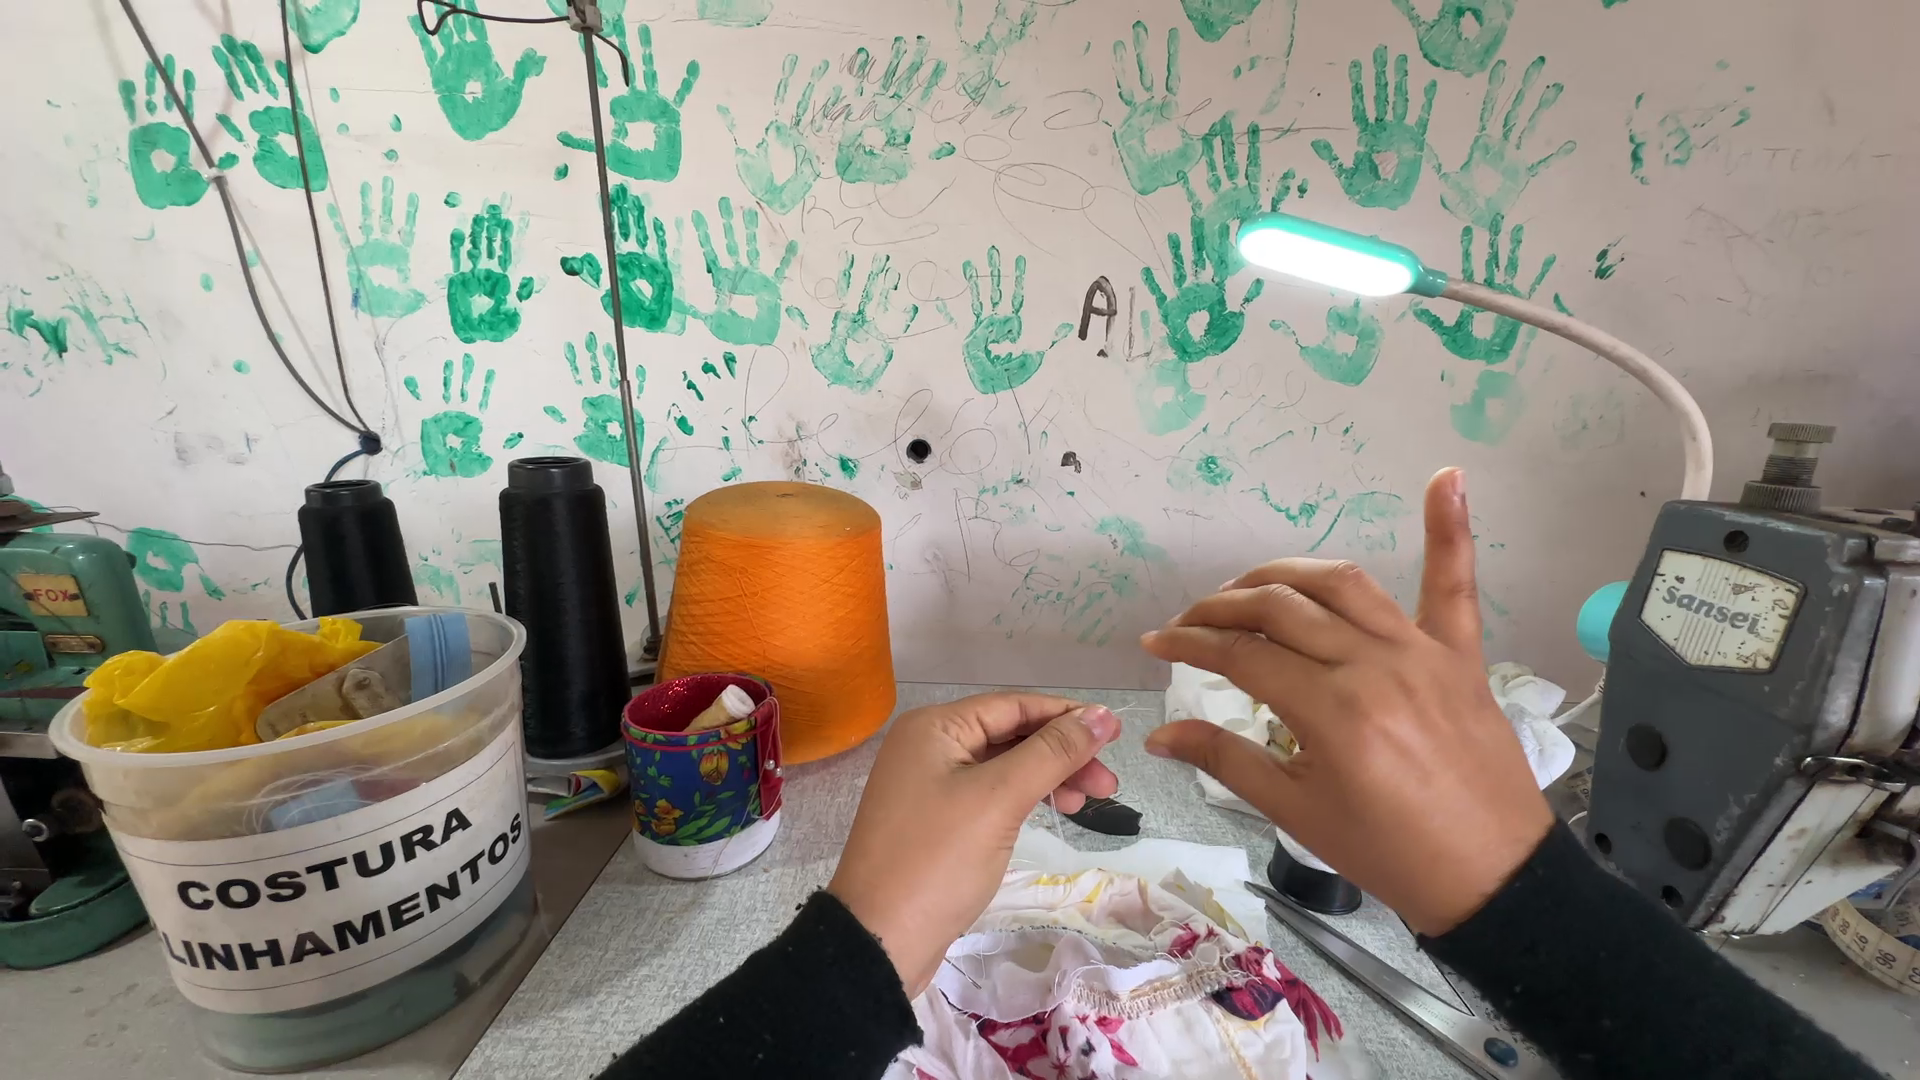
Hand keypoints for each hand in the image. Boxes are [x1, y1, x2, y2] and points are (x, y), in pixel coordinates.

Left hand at [829, 694, 1120, 994]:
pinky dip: (1023, 798)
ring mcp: (929, 783)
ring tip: (1087, 804)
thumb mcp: (1000, 799)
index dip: (1067, 716)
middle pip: (1010, 734)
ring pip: (1003, 766)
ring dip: (1047, 777)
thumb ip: (1052, 752)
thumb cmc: (939, 858)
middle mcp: (929, 745)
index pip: (1013, 706)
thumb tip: (1101, 714)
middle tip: (1108, 785)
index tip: (1116, 734)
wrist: (878, 942)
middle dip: (1061, 753)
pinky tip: (1050, 812)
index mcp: (935, 726)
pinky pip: (990, 793)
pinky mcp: (936, 818)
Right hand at [1141, 468, 1551, 934]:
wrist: (1496, 883)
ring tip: (1247, 586)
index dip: (1189, 644)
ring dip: (1282, 574)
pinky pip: (1453, 584)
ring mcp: (1421, 652)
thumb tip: (1158, 734)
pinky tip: (1444, 478)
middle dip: (1221, 607)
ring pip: (1338, 583)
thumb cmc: (1387, 852)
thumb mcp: (1295, 811)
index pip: (1241, 655)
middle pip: (1279, 610)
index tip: (1157, 642)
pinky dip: (1449, 529)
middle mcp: (1373, 666)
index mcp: (1332, 712)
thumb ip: (1224, 759)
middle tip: (1189, 620)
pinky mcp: (1459, 653)